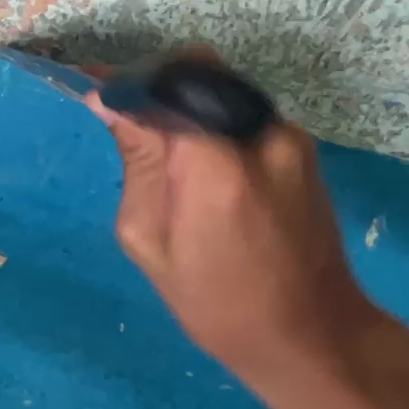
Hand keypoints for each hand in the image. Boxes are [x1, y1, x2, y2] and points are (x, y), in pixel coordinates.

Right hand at [83, 56, 378, 384]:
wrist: (315, 336)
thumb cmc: (217, 301)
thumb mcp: (148, 237)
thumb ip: (135, 160)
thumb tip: (107, 102)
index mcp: (215, 164)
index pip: (162, 87)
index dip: (123, 82)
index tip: (93, 88)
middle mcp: (260, 136)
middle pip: (195, 71)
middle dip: (154, 84)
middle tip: (126, 116)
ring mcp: (288, 137)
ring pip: (219, 86)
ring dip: (183, 101)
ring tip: (160, 141)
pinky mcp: (301, 146)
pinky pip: (241, 109)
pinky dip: (210, 117)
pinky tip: (196, 158)